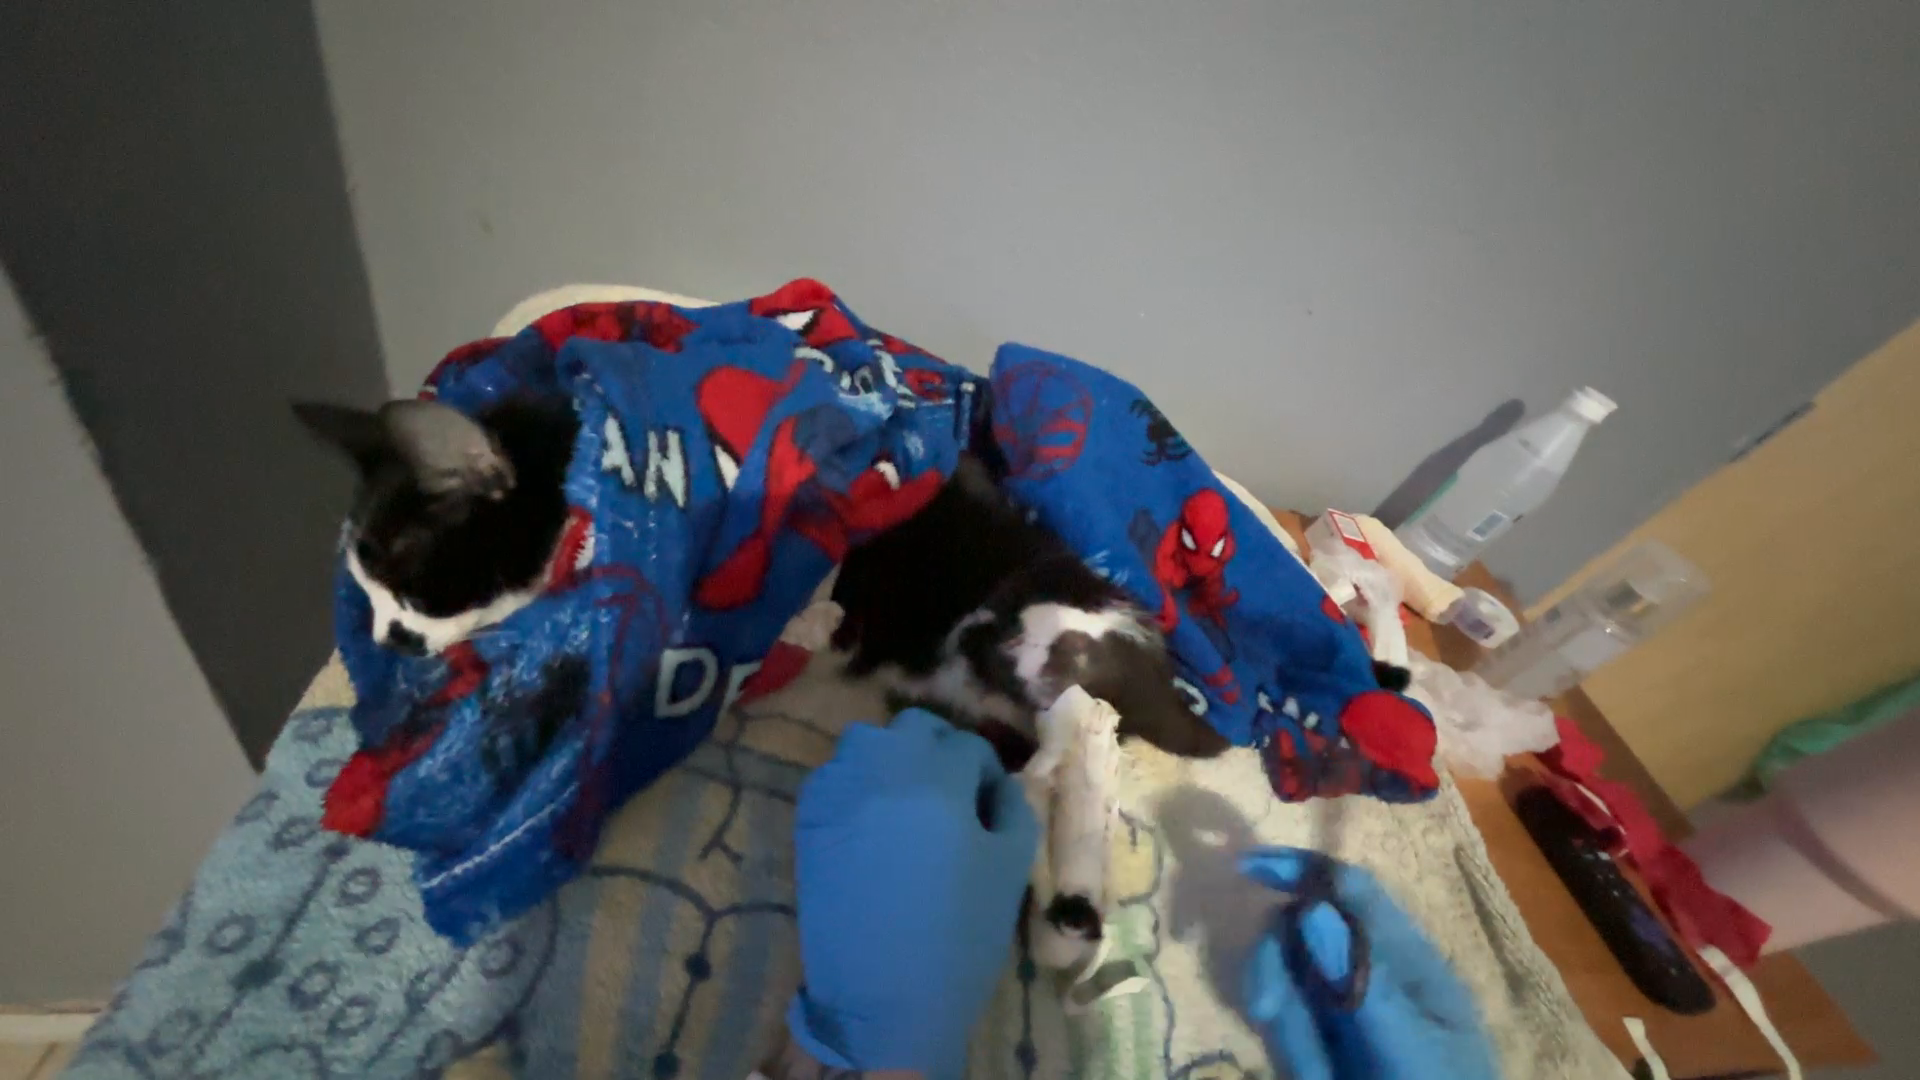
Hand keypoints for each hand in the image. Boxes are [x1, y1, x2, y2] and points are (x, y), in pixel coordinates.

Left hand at [787, 710, 1040, 1078]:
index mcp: (940, 781)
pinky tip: (868, 818)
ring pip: (868, 740)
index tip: (988, 802)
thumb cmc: (959, 935)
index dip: (986, 773)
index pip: (969, 746)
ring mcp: (841, 789)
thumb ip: (1014, 810)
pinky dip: (854, 781)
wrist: (884, 997)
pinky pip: (833, 773)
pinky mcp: (810, 815)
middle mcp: (885, 769)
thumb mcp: (1008, 870)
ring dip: (892, 756)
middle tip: (949, 791)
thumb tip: (1002, 782)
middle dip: (939, 750)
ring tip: (904, 797)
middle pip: (916, 727)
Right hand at [1240, 847, 1498, 1079]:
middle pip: (1302, 924)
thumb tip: (1312, 907)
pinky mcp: (1319, 1033)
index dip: (1300, 868)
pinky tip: (1305, 1070)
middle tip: (1264, 1006)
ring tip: (1305, 1067)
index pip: (1351, 890)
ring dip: (1278, 1002)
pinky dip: (1283, 1034)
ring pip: (1284, 965)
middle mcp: (1372, 971)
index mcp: (1412, 966)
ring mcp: (1343, 1003)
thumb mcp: (1411, 1060)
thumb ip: (1364, 986)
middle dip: (1276, 957)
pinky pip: (1282, 1007)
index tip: (1246, 867)